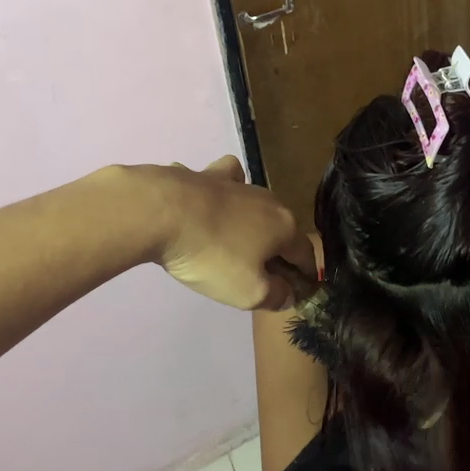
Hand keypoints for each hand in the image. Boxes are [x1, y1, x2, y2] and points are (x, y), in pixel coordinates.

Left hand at [114, 156, 312, 310]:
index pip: (307, 255)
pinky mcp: (209, 175)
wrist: (162, 212)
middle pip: (282, 230)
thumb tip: (290, 292)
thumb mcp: (249, 292)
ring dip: (253, 226)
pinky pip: (228, 181)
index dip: (305, 277)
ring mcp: (239, 184)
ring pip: (256, 206)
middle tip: (259, 278)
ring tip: (236, 245)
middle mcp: (269, 200)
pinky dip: (227, 191)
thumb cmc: (212, 256)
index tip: (297, 293)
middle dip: (277, 253)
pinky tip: (216, 200)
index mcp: (285, 226)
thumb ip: (276, 295)